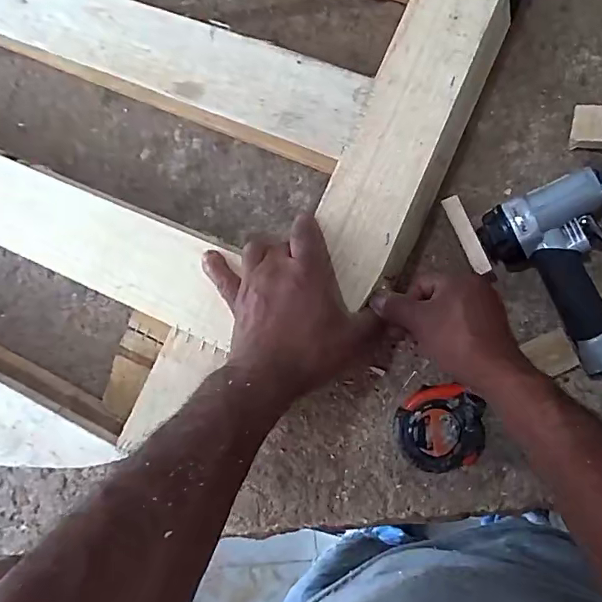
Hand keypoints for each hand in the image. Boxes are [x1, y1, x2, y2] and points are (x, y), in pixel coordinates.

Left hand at [201, 215, 381, 395]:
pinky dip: (217, 266)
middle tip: (303, 256)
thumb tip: (390, 309)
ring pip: (254, 250)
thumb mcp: (355, 339)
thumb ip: (376, 321)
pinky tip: (211, 258)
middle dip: (291, 244)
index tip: (312, 224)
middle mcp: (279, 269)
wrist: (266, 377)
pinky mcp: (236, 301)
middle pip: (280, 241)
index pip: (305, 232)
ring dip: (264, 249)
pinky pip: (223, 277)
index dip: (309, 225)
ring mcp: (253, 283)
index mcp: (309, 271)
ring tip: (273, 254)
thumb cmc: (313, 353)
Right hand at [370, 272, 533, 390]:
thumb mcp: (419, 323)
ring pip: (449, 312)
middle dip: (418, 318)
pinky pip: (464, 324)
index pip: (421, 283)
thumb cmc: (455, 342)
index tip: (398, 327)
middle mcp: (477, 286)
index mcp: (460, 279)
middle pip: (436, 297)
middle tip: (408, 339)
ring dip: (433, 328)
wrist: (495, 370)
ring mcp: (488, 306)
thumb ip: (397, 308)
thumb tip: (377, 299)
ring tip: (426, 348)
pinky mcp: (493, 325)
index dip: (405, 304)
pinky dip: (451, 334)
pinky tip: (446, 351)